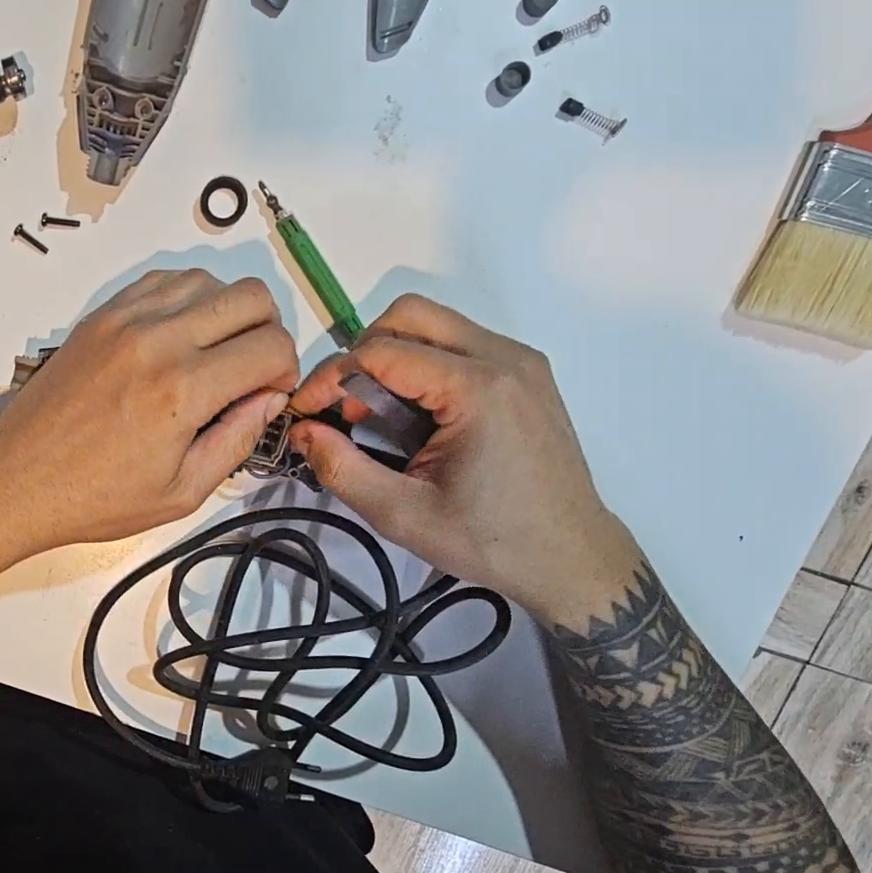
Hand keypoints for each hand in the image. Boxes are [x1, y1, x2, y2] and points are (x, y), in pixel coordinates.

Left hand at [0, 270, 297, 554]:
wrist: (18, 481)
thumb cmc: (91, 496)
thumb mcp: (180, 492)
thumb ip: (236, 441)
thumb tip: (267, 401)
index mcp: (182, 390)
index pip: (271, 347)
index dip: (285, 372)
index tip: (270, 393)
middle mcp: (156, 341)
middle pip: (251, 297)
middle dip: (268, 333)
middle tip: (252, 371)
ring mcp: (125, 321)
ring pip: (209, 280)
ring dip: (228, 312)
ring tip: (214, 356)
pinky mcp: (101, 317)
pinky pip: (163, 282)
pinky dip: (187, 300)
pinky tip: (180, 338)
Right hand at [288, 296, 640, 625]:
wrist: (571, 557)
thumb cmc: (488, 540)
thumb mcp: (401, 514)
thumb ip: (341, 468)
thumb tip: (300, 430)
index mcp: (476, 389)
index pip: (380, 352)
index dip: (330, 377)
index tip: (305, 413)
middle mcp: (503, 358)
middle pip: (409, 315)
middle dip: (361, 353)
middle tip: (345, 406)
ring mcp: (520, 361)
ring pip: (435, 324)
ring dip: (392, 356)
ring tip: (377, 415)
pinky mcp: (526, 374)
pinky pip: (460, 343)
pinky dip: (423, 365)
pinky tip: (415, 416)